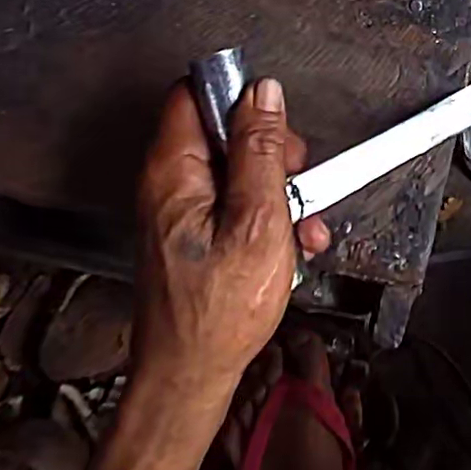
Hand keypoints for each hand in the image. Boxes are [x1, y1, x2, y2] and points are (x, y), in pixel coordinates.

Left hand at [132, 77, 332, 400]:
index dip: (238, 95)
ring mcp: (184, 206)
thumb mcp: (258, 218)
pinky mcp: (198, 228)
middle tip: (294, 176)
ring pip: (241, 164)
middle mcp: (171, 182)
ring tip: (299, 218)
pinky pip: (238, 197)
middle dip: (273, 147)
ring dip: (281, 185)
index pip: (195, 93)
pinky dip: (270, 210)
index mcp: (174, 170)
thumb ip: (262, 149)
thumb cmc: (217, 312)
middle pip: (226, 127)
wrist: (194, 376)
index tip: (272, 120)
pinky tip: (290, 238)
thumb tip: (263, 94)